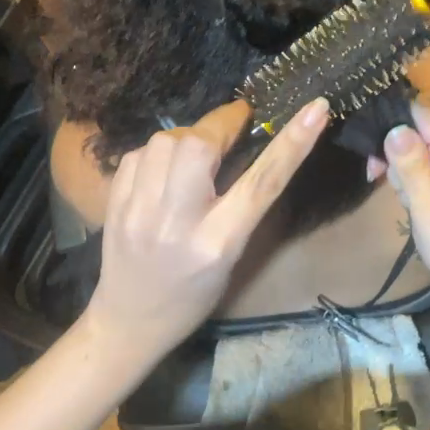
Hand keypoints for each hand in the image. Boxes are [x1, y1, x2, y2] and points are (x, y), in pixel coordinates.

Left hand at [79, 97, 329, 361]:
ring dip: (186, 137)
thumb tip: (247, 147)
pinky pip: (139, 153)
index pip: (261, 183)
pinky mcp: (113, 202)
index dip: (292, 142)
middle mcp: (176, 223)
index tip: (315, 108)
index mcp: (217, 244)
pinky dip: (158, 152)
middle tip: (232, 130)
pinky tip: (164, 171)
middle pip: (198, 146)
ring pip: (164, 141)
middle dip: (218, 126)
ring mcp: (138, 211)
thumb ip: (242, 206)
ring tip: (195, 157)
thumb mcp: (231, 259)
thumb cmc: (193, 295)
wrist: (130, 321)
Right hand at [380, 103, 429, 327]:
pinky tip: (412, 204)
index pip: (418, 113)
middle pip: (416, 129)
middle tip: (377, 180)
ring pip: (417, 150)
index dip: (389, 124)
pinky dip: (412, 182)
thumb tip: (393, 128)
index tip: (366, 148)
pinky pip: (426, 168)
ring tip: (403, 201)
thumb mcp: (429, 211)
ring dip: (400, 170)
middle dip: (392, 150)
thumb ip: (412, 168)